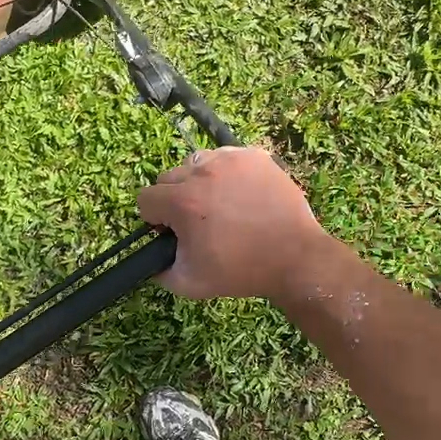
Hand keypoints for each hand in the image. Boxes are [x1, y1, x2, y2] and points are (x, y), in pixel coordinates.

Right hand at [136, 146, 335, 298]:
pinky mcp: (255, 156)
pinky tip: (240, 195)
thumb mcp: (190, 283)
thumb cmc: (241, 271)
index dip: (155, 219)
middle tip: (199, 222)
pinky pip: (226, 158)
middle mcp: (204, 171)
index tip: (174, 232)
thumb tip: (153, 260)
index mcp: (183, 201)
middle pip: (168, 177)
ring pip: (196, 163)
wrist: (294, 257)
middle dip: (175, 199)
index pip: (146, 198)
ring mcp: (232, 159)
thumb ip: (160, 271)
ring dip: (199, 181)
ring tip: (220, 205)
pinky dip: (227, 174)